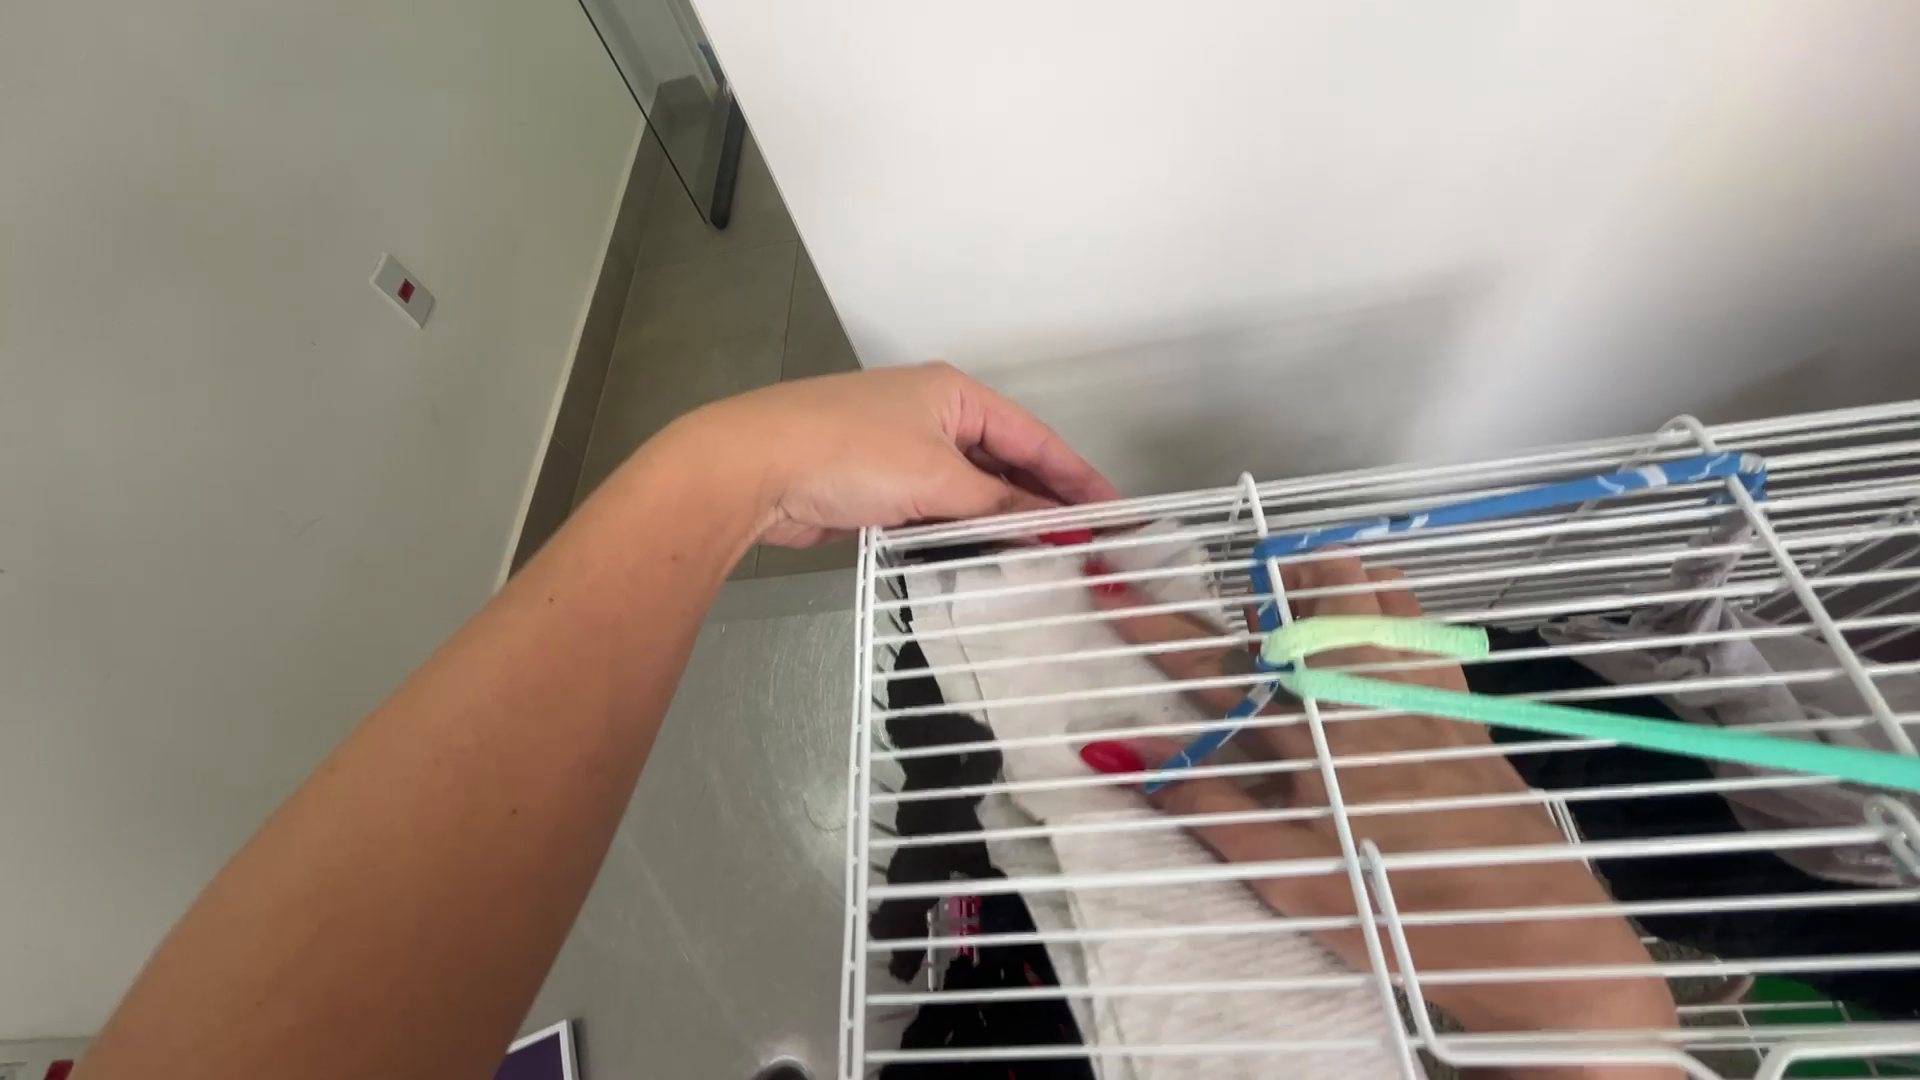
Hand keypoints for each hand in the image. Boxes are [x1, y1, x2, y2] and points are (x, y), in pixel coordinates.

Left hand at [668, 362, 1118, 547]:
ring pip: (973, 490)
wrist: (753, 469)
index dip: (1076, 477)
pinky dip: (966, 532)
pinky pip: (941, 510)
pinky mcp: (882, 487)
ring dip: (1004, 520)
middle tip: (1087, 543)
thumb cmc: (848, 452)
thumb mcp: (935, 477)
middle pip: (1005, 463)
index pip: (1033, 438)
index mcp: (954, 394)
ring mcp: (906, 452)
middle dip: (1043, 502)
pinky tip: (991, 557)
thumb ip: (999, 504)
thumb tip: (1056, 527)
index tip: (1114, 512)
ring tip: (1048, 557)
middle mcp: (934, 417)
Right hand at [1077, 555, 1679, 1074]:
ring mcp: (1417, 698)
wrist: (1542, 946)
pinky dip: (1389, 601)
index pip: (1211, 667)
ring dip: (1322, 577)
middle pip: (1293, 611)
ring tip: (1295, 575)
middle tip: (1232, 574)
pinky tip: (1379, 605)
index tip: (1112, 586)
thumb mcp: (1289, 875)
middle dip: (1251, 578)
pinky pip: (1422, 630)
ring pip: (1369, 601)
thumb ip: (1208, 807)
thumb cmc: (1400, 914)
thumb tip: (1121, 760)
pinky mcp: (1461, 713)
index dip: (1153, 625)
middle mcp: (1360, 698)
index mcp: (1309, 735)